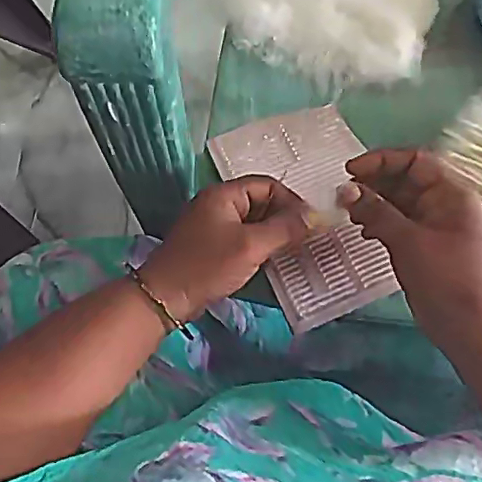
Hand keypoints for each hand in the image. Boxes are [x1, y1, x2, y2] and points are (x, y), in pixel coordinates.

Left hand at [137, 176, 311, 321]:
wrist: (165, 296)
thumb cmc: (207, 265)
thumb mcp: (251, 245)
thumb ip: (285, 228)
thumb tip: (315, 216)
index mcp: (223, 194)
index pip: (267, 185)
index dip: (292, 201)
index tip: (312, 224)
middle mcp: (217, 204)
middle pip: (261, 203)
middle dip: (285, 219)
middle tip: (308, 240)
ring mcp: (213, 226)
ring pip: (253, 223)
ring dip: (274, 235)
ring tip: (297, 252)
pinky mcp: (212, 247)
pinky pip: (243, 239)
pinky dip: (260, 247)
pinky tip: (274, 262)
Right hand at [341, 149, 481, 338]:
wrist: (476, 329)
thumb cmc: (450, 278)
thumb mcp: (410, 241)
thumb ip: (376, 212)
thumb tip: (346, 190)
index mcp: (450, 194)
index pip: (414, 161)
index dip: (381, 160)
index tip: (349, 170)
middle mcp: (442, 205)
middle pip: (403, 180)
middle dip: (372, 183)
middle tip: (341, 194)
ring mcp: (432, 227)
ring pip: (396, 203)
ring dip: (371, 204)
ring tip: (347, 213)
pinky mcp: (422, 248)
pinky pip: (396, 225)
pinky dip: (377, 223)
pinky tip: (362, 231)